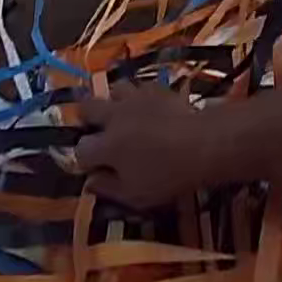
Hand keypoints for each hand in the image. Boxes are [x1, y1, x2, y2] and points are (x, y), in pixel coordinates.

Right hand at [76, 82, 210, 207]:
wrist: (200, 143)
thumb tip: (89, 182)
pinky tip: (146, 107)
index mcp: (107, 145)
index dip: (85, 159)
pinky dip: (138, 96)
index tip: (96, 167)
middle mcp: (115, 115)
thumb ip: (107, 188)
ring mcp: (134, 97)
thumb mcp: (134, 195)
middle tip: (99, 131)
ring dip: (114, 102)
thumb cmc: (166, 175)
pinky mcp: (154, 87)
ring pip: (113, 90)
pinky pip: (138, 86)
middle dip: (87, 118)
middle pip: (87, 107)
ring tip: (123, 115)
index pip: (81, 149)